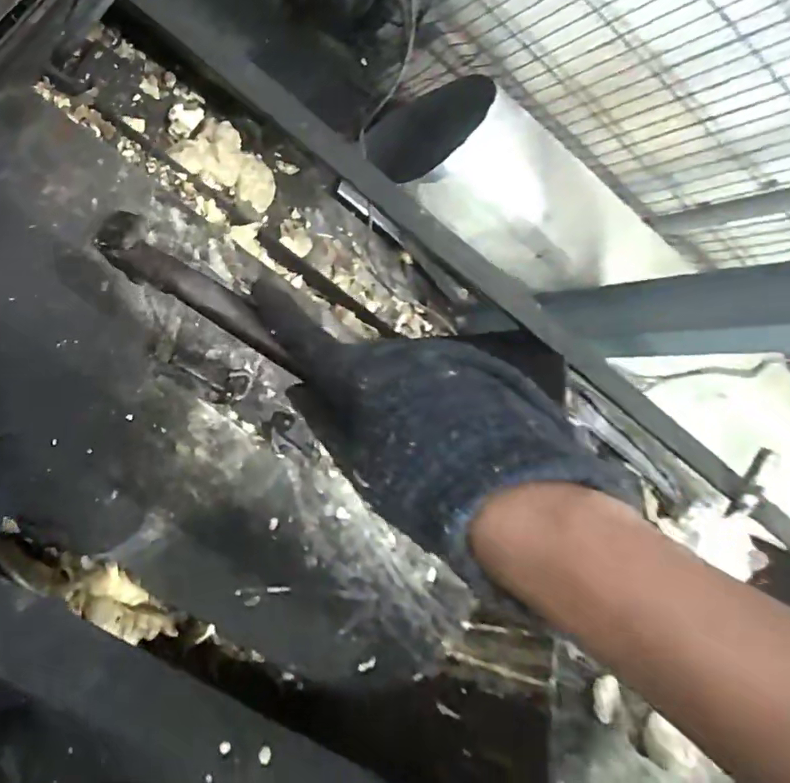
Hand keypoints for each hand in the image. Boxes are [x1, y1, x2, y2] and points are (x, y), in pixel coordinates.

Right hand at [251, 279, 636, 592]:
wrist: (528, 503)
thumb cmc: (423, 489)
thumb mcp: (360, 466)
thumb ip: (325, 422)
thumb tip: (300, 390)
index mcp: (357, 378)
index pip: (306, 338)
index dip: (279, 311)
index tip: (261, 285)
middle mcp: (395, 355)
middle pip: (360, 362)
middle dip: (352, 382)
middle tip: (361, 423)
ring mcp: (442, 358)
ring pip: (402, 370)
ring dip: (397, 392)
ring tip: (418, 441)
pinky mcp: (484, 369)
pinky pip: (440, 378)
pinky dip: (433, 397)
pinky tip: (452, 435)